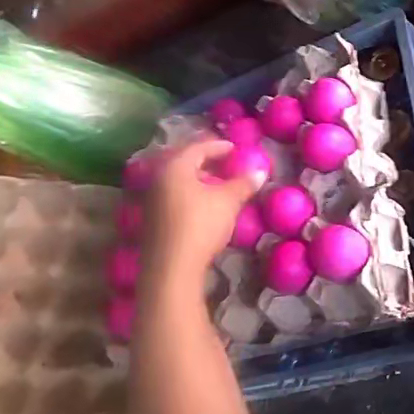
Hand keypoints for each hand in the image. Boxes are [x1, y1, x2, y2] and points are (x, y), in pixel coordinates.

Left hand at [141, 137, 263, 287]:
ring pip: (178, 180)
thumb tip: (260, 171)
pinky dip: (191, 193)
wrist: (171, 266)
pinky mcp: (153, 217)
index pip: (198, 148)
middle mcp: (159, 178)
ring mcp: (152, 199)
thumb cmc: (201, 225)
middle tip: (227, 164)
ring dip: (200, 179)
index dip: (219, 146)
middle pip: (185, 162)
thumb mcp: (228, 201)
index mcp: (175, 167)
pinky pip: (174, 195)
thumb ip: (244, 183)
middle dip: (208, 161)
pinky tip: (205, 204)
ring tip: (220, 185)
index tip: (236, 149)